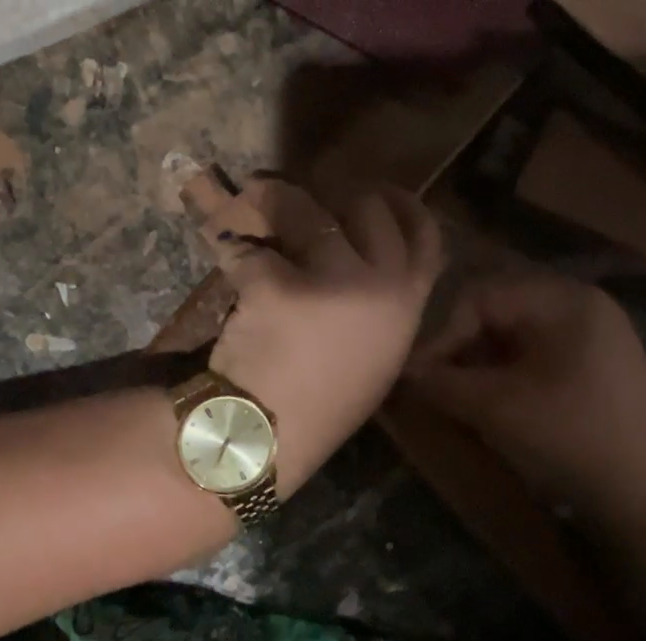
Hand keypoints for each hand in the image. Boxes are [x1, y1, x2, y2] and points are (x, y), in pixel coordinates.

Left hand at [209, 180, 445, 492]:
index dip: (396, 203)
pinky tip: (221, 246)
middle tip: (297, 210)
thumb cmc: (315, 411)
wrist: (267, 441)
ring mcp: (332, 281)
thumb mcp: (370, 361)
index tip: (370, 194)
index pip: (423, 232)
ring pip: (304, 209)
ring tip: (250, 210)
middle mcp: (382, 285)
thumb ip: (378, 310)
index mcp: (409, 308)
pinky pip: (248, 244)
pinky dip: (229, 242)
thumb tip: (356, 260)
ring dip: (273, 203)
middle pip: (366, 207)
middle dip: (330, 200)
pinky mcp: (277, 286)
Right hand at [403, 272, 645, 521]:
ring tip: (454, 396)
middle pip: (496, 309)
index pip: (481, 295)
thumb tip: (402, 373)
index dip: (441, 333)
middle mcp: (578, 305)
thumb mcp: (494, 408)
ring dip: (475, 362)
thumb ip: (442, 383)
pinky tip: (486, 403)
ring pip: (510, 334)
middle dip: (456, 347)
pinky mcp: (589, 365)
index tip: (418, 376)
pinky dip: (499, 373)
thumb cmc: (568, 436)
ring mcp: (588, 335)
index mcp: (563, 301)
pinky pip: (530, 354)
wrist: (642, 486)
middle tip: (432, 386)